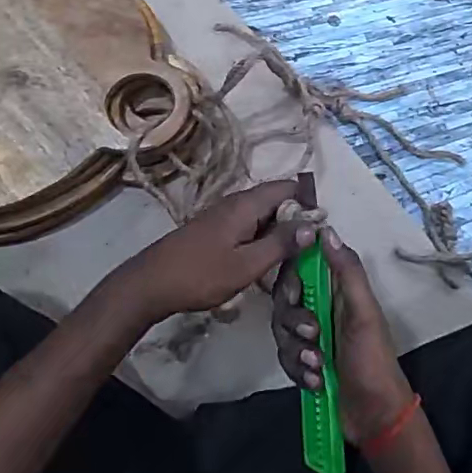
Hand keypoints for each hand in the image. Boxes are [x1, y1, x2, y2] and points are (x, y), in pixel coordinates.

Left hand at [106, 181, 316, 327]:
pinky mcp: (216, 229)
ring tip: (293, 259)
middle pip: (277, 200)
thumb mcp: (247, 265)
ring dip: (279, 232)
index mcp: (247, 203)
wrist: (150, 284)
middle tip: (311, 249)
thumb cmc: (200, 274)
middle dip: (297, 219)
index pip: (288, 188)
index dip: (309, 202)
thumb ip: (281, 244)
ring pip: (264, 215)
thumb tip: (313, 225)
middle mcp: (237, 202)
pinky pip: (249, 226)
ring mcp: (225, 215)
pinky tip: (265, 262)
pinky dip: (263, 238)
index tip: (322, 228)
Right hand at [272, 228, 414, 443]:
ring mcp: (311, 335)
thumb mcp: (364, 312)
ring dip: (297, 349)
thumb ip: (347, 271)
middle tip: (313, 333)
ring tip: (318, 365)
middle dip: (293, 319)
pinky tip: (315, 381)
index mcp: (338, 288)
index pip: (302, 265)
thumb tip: (326, 230)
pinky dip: (297, 370)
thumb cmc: (373, 359)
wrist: (374, 417)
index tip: (295, 291)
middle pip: (285, 298)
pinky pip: (284, 357)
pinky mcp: (303, 361)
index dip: (291, 273)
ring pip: (281, 329)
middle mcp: (321, 305)